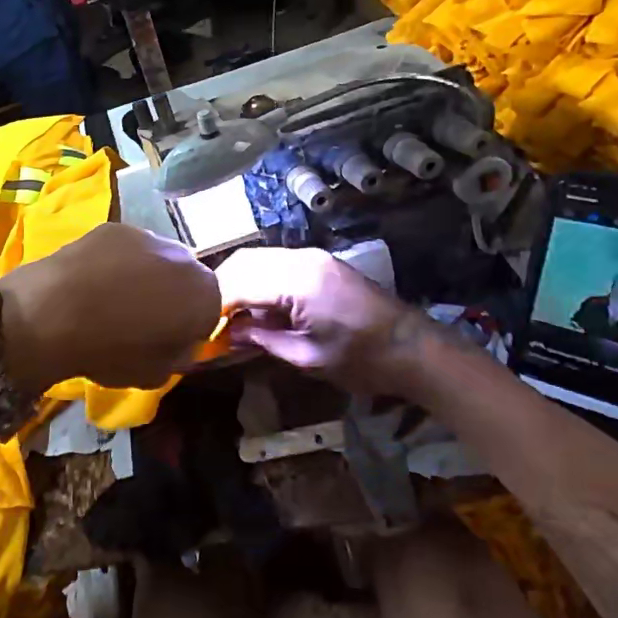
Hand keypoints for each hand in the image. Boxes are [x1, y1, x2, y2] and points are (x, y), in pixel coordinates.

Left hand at [0, 223, 220, 392]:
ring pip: (155, 259)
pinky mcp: (113, 226)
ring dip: (144, 275)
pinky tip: (92, 280)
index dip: (189, 329)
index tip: (167, 341)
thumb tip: (177, 340)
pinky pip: (124, 248)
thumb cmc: (111, 350)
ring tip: (111, 298)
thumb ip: (178, 353)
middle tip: (140, 319)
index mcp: (204, 294)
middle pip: (184, 278)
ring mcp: (146, 235)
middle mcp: (183, 256)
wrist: (53, 312)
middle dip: (170, 295)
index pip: (209, 312)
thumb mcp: (155, 374)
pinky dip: (115, 261)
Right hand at [216, 247, 432, 394]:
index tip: (203, 324)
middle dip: (223, 287)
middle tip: (212, 317)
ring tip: (231, 312)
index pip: (239, 283)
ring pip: (259, 258)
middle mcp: (301, 259)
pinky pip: (277, 262)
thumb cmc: (362, 360)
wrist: (415, 348)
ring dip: (240, 281)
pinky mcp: (320, 262)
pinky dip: (260, 278)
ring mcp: (312, 257)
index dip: (217, 304)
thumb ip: (263, 339)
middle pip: (245, 262)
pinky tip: (257, 303)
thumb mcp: (307, 358)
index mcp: (297, 282)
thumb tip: (228, 333)